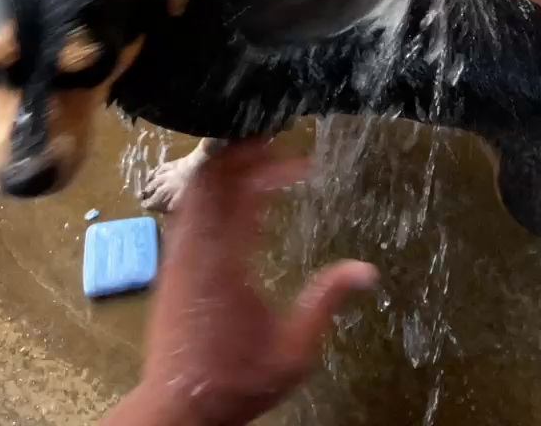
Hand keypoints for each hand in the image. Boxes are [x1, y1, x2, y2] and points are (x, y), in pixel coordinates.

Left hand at [103, 140, 379, 425]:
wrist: (177, 407)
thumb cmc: (237, 379)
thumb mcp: (293, 351)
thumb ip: (325, 303)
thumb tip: (367, 270)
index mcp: (228, 261)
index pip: (249, 193)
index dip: (276, 168)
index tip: (305, 164)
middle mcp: (198, 247)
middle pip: (215, 175)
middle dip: (245, 150)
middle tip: (277, 141)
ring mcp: (180, 251)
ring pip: (197, 185)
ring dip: (226, 163)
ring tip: (257, 153)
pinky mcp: (172, 259)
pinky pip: (187, 205)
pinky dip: (210, 185)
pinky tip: (231, 187)